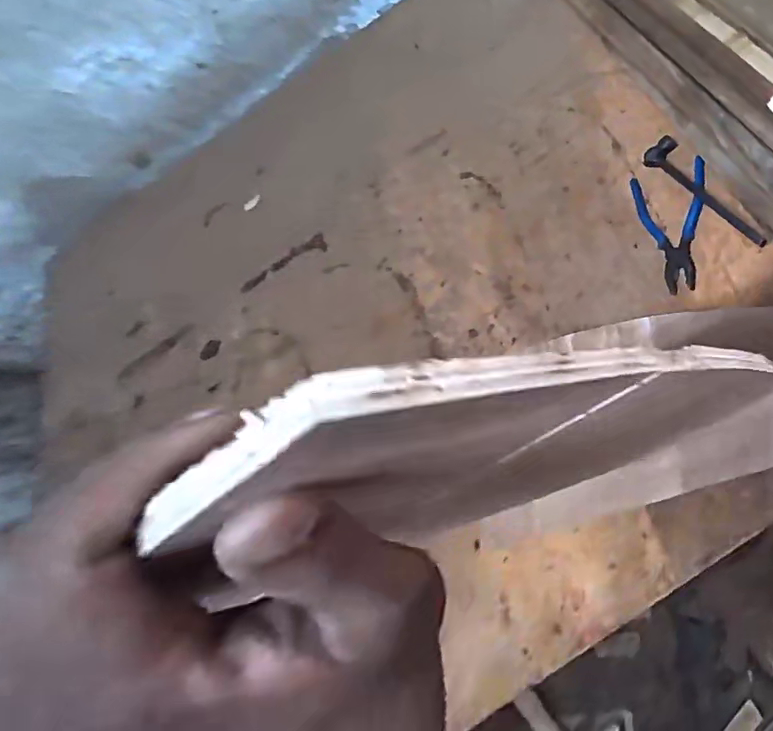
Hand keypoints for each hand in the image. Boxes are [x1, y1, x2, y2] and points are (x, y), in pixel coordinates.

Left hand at [0, 411, 446, 730]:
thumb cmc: (370, 690)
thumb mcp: (386, 620)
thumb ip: (332, 564)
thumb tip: (269, 504)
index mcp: (110, 691)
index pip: (56, 563)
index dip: (136, 476)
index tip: (238, 424)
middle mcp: (41, 694)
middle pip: (40, 555)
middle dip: (144, 480)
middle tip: (249, 439)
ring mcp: (48, 688)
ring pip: (50, 563)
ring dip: (143, 501)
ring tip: (240, 466)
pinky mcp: (70, 674)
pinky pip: (77, 581)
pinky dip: (143, 533)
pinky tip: (218, 521)